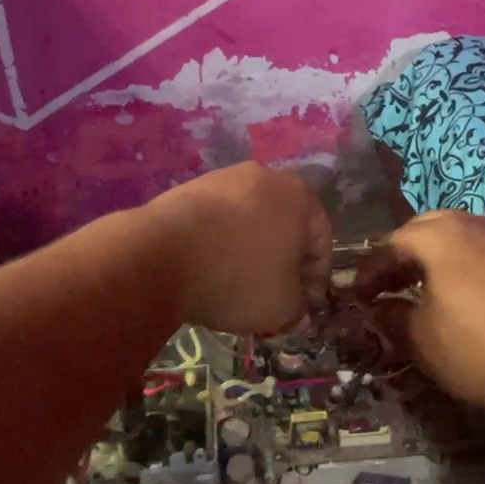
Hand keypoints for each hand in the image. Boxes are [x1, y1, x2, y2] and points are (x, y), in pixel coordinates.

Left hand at [147, 163, 331, 334]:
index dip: (317, 279)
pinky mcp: (191, 187)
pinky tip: (208, 268)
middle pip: (284, 225)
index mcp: (300, 196)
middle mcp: (266, 176)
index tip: (304, 306)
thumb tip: (294, 306)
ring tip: (236, 283)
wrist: (163, 253)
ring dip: (249, 249)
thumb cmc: (239, 276)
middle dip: (282, 260)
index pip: (321, 241)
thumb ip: (298, 306)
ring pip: (249, 219)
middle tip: (274, 293)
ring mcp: (224, 177)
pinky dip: (219, 242)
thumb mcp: (283, 307)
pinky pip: (217, 219)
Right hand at [373, 210, 484, 415]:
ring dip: (436, 258)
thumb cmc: (481, 347)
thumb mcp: (423, 340)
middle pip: (427, 229)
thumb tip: (380, 308)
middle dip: (403, 256)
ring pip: (460, 236)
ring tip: (426, 290)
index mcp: (440, 234)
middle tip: (389, 286)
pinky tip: (467, 297)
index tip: (357, 296)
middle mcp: (474, 223)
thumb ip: (393, 318)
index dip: (370, 271)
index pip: (391, 244)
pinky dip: (466, 266)